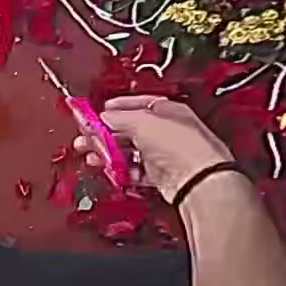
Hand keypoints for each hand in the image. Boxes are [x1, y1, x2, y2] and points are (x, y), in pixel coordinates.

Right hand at [77, 95, 234, 202]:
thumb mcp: (142, 121)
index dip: (116, 108)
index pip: (137, 105)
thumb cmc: (182, 146)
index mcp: (168, 111)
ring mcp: (165, 154)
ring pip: (130, 152)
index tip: (98, 113)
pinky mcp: (162, 176)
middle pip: (129, 130)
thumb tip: (104, 116)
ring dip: (109, 154)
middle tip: (87, 138)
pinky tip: (112, 171)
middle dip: (105, 135)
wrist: (198, 180)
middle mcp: (167, 132)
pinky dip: (122, 171)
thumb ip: (118, 117)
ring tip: (93, 157)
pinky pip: (136, 171)